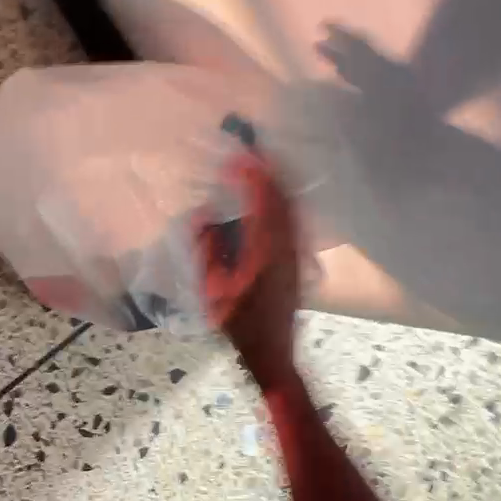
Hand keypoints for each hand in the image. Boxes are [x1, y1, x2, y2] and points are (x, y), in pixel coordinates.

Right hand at [199, 148, 302, 390]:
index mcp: (264, 251)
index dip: (250, 176)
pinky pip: (296, 219)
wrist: (272, 351)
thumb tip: (201, 217)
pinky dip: (286, 201)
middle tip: (253, 149)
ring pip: (294, 206)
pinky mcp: (300, 260)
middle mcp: (287, 246)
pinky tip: (276, 198)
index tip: (236, 157)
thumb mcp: (213, 291)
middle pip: (284, 197)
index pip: (261, 202)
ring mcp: (297, 252)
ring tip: (264, 165)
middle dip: (269, 170)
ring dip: (279, 183)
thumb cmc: (238, 325)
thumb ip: (207, 252)